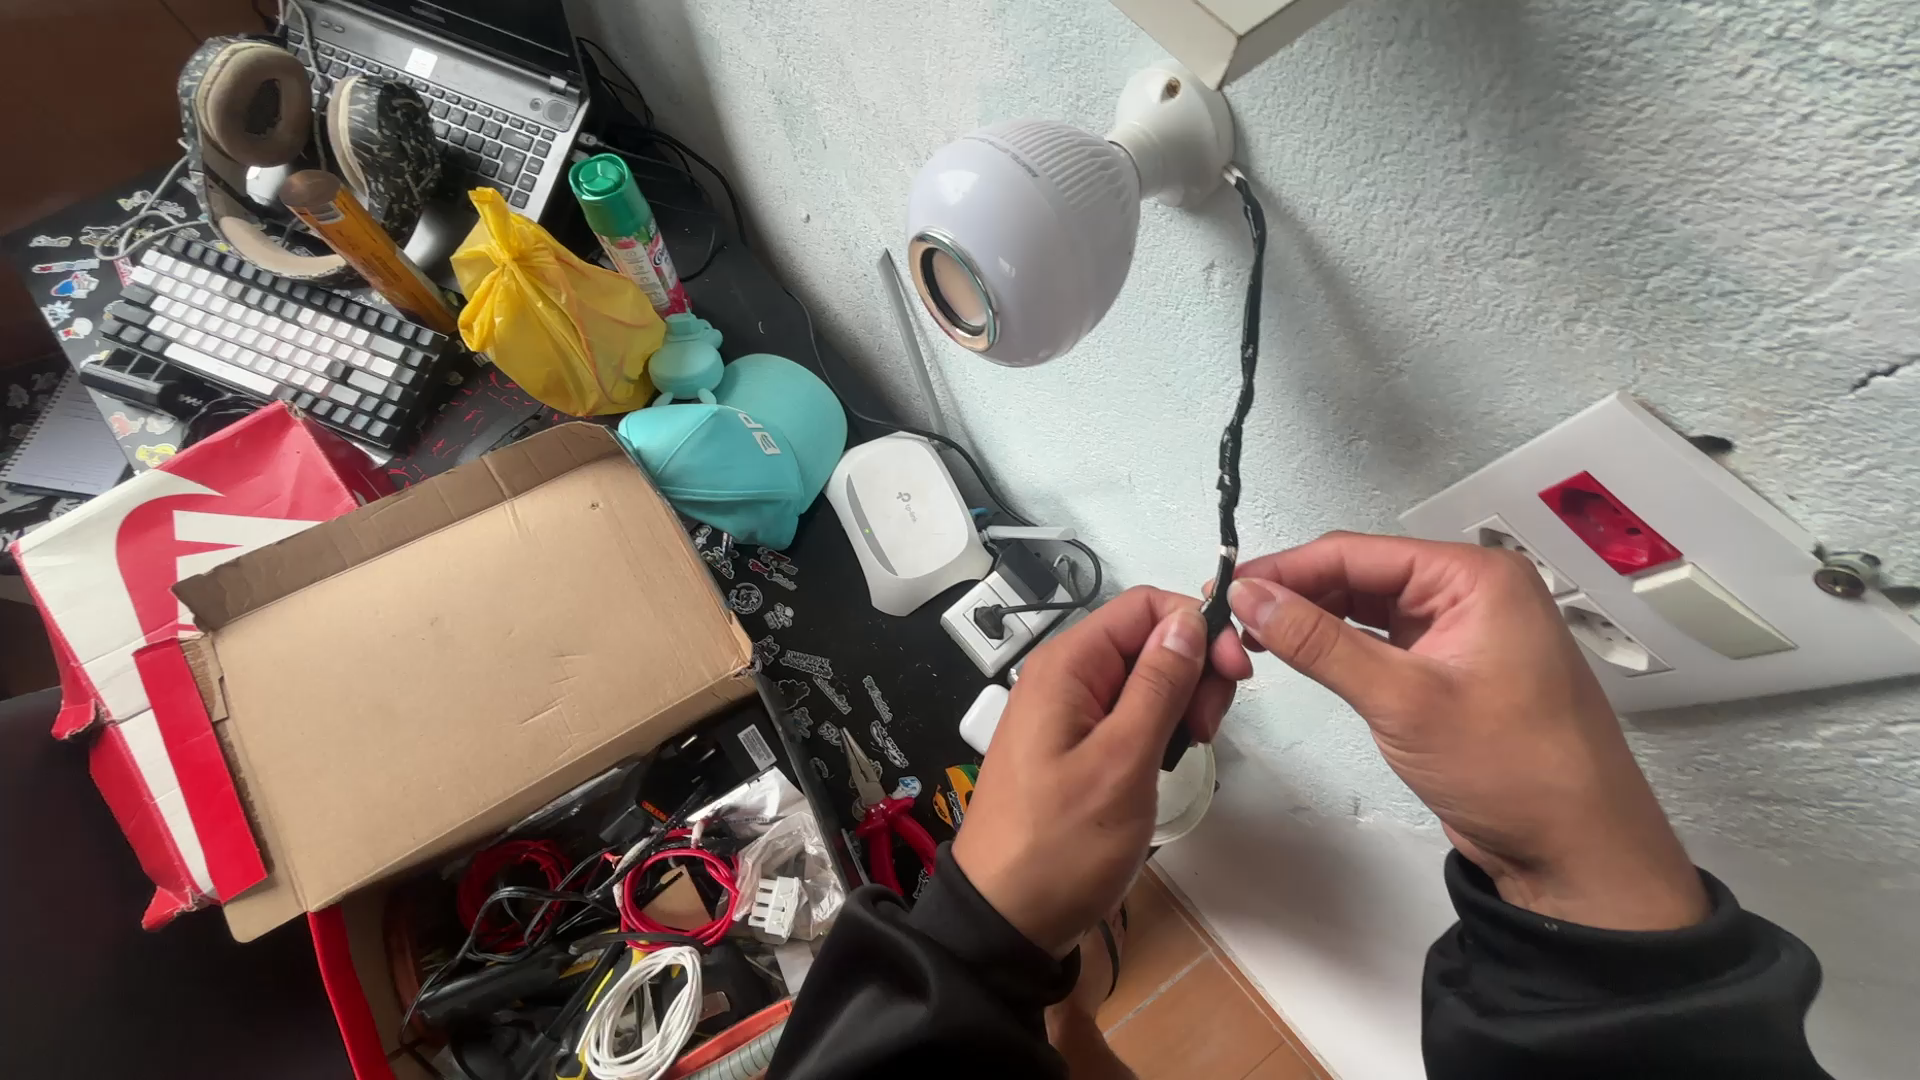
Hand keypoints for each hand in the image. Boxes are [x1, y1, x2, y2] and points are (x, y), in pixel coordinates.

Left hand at [951, 586, 1251, 954]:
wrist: (1008, 913)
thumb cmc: (1062, 842)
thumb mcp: (1122, 760)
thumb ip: (1159, 685)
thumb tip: (1188, 620)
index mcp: (1068, 664)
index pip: (1144, 605)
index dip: (1197, 626)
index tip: (1234, 675)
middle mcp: (1065, 674)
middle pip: (1147, 637)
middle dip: (1192, 669)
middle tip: (1206, 729)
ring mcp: (1068, 708)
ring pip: (1143, 675)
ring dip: (1180, 701)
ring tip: (1186, 751)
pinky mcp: (1076, 739)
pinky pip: (1127, 709)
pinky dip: (1158, 726)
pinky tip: (1165, 760)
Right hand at [1229, 532, 1708, 930]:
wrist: (1578, 858)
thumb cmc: (1508, 769)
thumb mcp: (1401, 699)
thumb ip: (1316, 641)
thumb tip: (1245, 594)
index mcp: (1473, 577)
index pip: (1355, 554)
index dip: (1284, 569)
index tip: (1226, 588)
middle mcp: (1464, 591)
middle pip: (1354, 575)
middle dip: (1290, 593)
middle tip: (1228, 615)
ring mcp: (1453, 628)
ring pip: (1358, 606)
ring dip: (1305, 619)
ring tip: (1247, 633)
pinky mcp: (1440, 665)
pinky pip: (1372, 638)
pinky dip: (1329, 644)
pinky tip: (1290, 651)